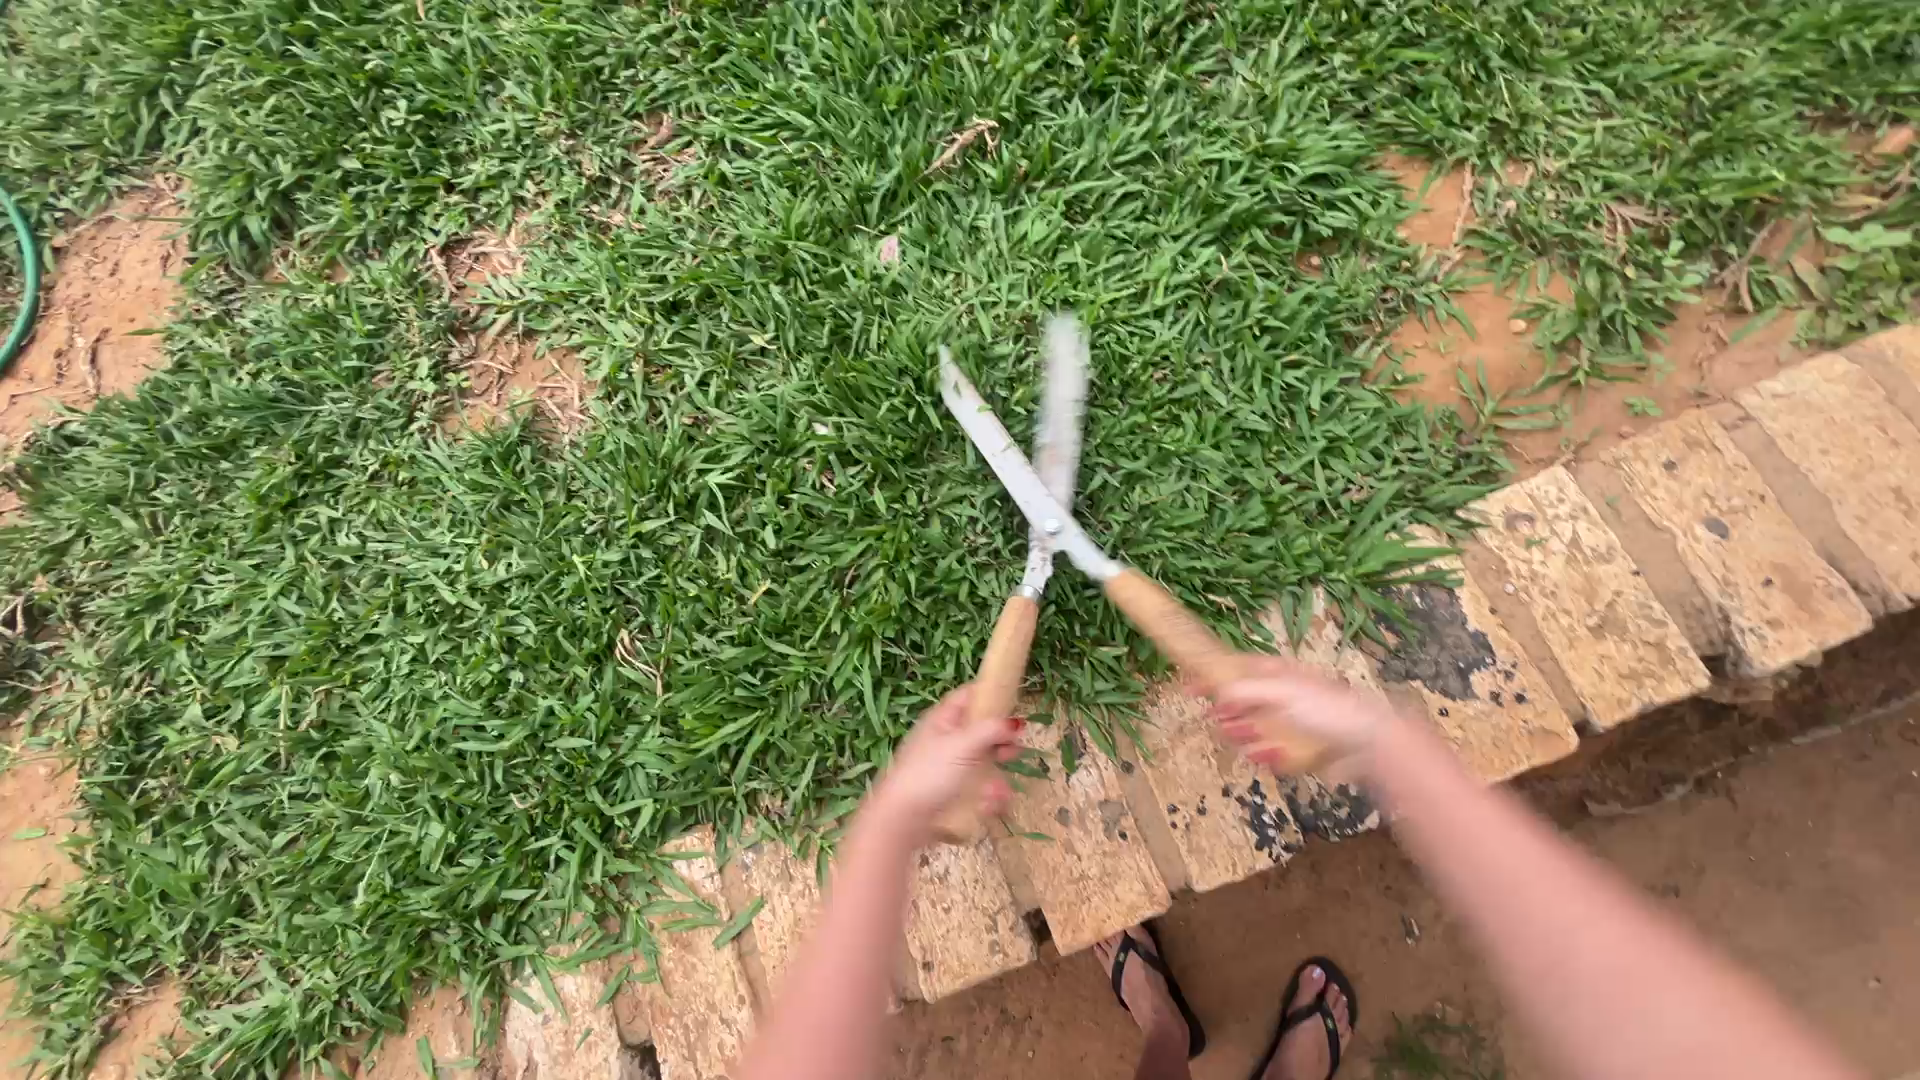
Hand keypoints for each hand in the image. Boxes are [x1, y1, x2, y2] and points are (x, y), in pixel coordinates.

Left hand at [868, 685, 1019, 843]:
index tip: (1014, 704)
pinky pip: (976, 785)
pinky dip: (987, 792)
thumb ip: (990, 730)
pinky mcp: (950, 789)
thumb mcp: (962, 745)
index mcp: (943, 719)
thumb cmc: (930, 773)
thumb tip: (1015, 723)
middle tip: (1015, 749)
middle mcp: (945, 738)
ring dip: (996, 770)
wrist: (902, 818)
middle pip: (979, 728)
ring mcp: (947, 765)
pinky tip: (993, 802)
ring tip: (1003, 785)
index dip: (991, 695)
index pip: (969, 696)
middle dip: (999, 739)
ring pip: (981, 759)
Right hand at [1211, 656, 1400, 770]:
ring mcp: (1287, 722)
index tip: (1187, 689)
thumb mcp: (1283, 692)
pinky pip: (1269, 751)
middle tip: (1219, 723)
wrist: (1372, 744)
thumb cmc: (1329, 708)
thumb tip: (1216, 693)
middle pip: (1238, 701)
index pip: (1233, 668)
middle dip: (1227, 713)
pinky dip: (1265, 755)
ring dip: (1245, 737)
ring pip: (1250, 729)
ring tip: (1250, 743)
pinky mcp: (1296, 748)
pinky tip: (1269, 756)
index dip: (1210, 676)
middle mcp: (1279, 695)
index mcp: (1276, 673)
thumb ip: (1246, 690)